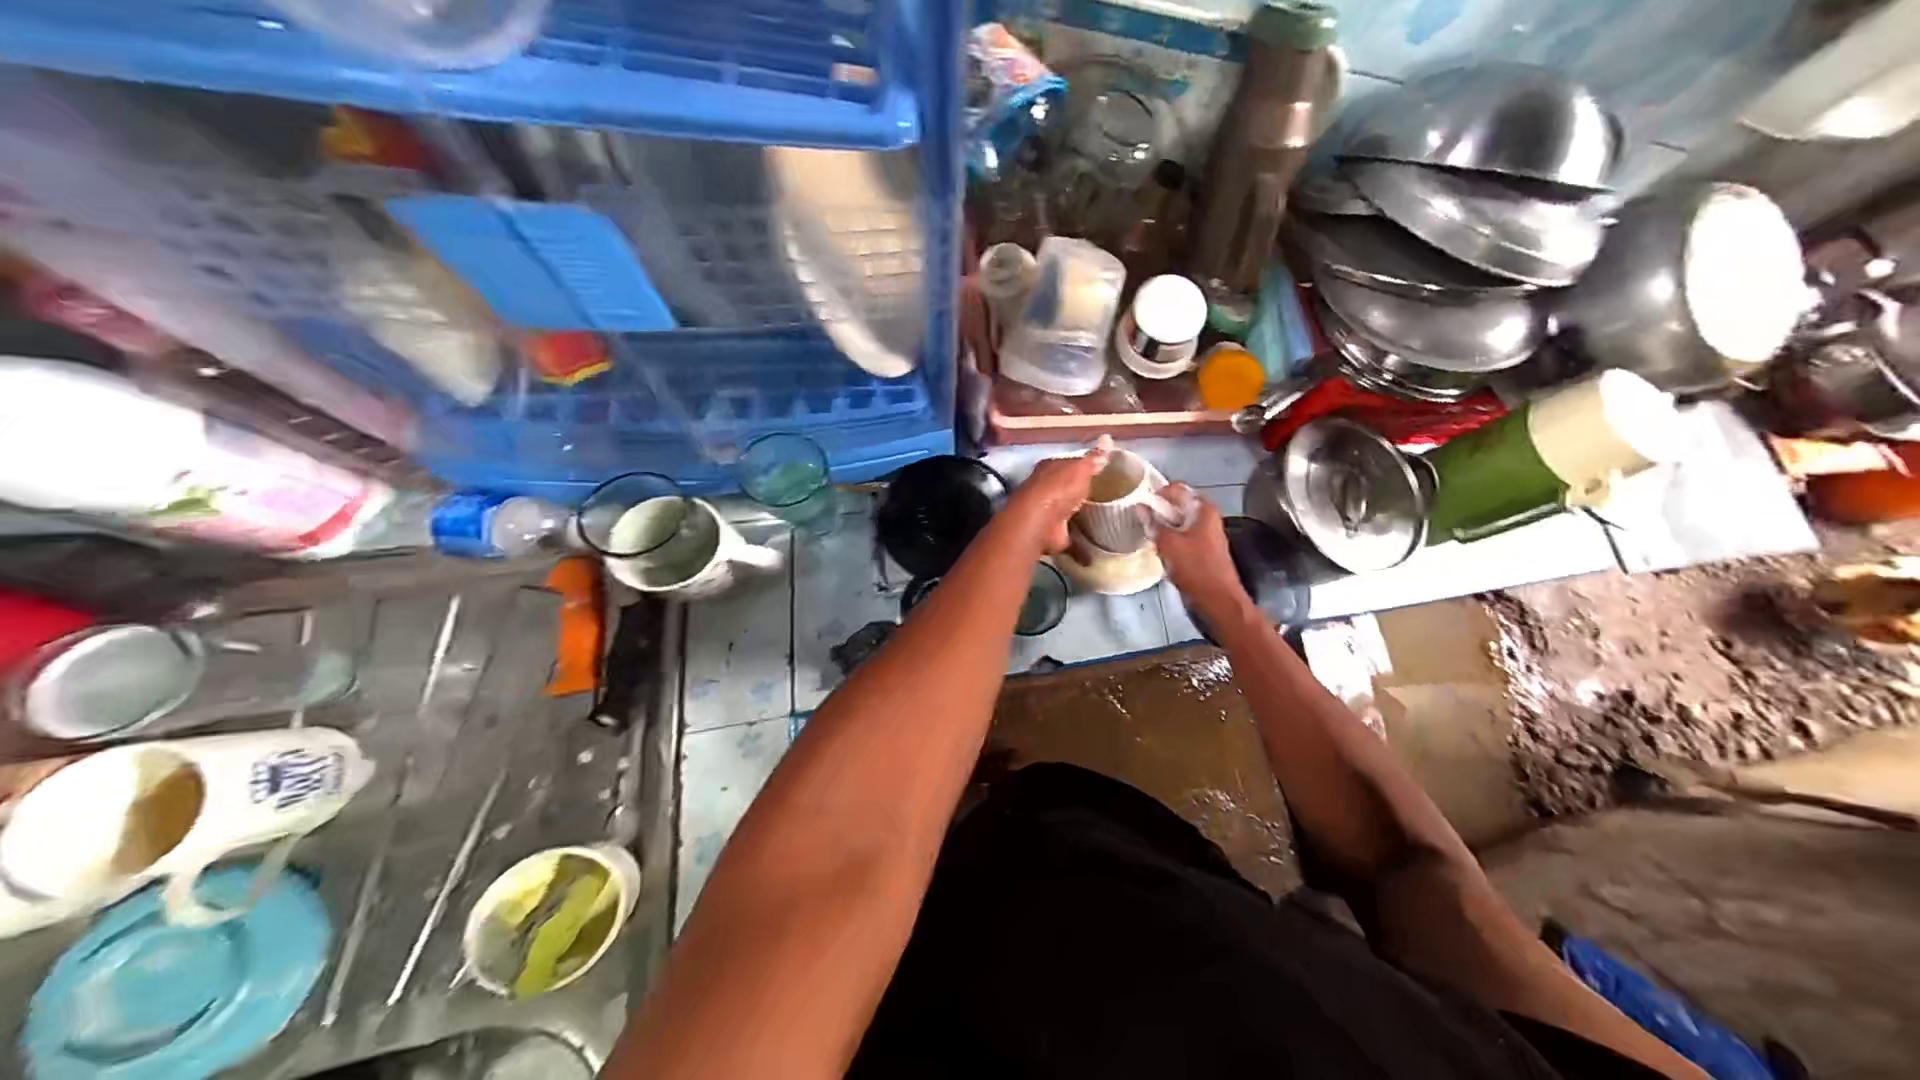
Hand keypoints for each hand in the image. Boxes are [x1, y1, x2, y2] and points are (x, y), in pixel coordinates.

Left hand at [1002, 446, 1106, 554]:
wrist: (1038, 522)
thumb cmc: (1059, 489)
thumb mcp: (1079, 469)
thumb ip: (1093, 458)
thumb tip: (1107, 438)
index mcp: (1049, 469)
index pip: (1067, 464)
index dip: (1083, 466)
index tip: (1102, 471)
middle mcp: (1045, 490)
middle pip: (1066, 489)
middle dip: (1081, 494)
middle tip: (1107, 498)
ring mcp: (1047, 514)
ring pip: (1067, 514)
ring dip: (1080, 519)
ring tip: (1105, 523)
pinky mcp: (1052, 535)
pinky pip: (1071, 540)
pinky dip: (1081, 549)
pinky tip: (1096, 554)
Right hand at [1152, 484, 1254, 621]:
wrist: (1217, 598)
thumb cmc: (1195, 567)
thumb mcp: (1168, 543)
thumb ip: (1153, 523)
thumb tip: (1139, 507)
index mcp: (1203, 509)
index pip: (1177, 488)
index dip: (1157, 493)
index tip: (1139, 502)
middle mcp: (1207, 517)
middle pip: (1177, 505)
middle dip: (1158, 512)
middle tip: (1140, 520)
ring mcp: (1206, 534)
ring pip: (1178, 523)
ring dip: (1163, 528)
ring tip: (1147, 535)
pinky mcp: (1203, 549)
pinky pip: (1182, 537)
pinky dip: (1170, 540)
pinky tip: (1159, 550)